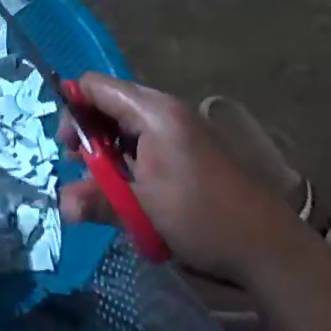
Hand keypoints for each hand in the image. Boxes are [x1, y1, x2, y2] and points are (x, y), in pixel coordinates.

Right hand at [59, 73, 303, 282]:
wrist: (269, 245)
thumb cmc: (203, 218)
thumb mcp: (144, 211)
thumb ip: (97, 200)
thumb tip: (60, 205)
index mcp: (153, 111)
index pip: (96, 85)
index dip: (73, 107)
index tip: (66, 146)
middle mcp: (166, 108)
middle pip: (110, 101)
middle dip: (88, 130)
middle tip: (80, 166)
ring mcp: (180, 126)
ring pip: (127, 121)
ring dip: (108, 146)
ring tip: (101, 181)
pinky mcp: (189, 145)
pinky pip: (146, 136)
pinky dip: (128, 154)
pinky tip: (127, 184)